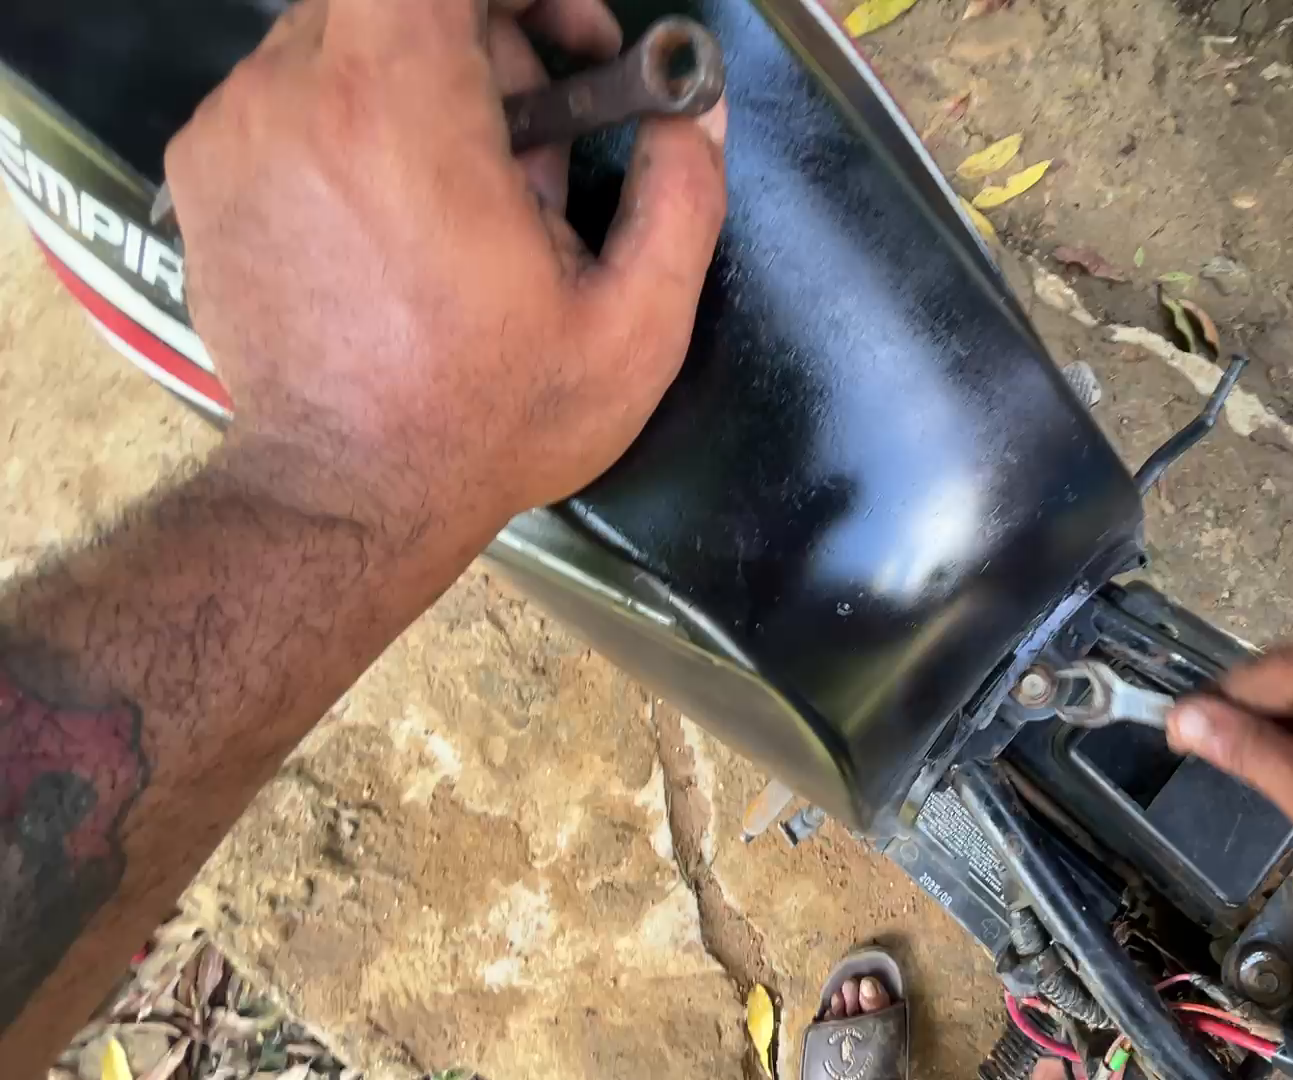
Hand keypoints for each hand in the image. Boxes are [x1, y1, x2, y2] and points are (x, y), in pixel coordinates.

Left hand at [163, 0, 726, 533]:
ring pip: (354, 45)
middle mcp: (296, 93)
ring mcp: (236, 127)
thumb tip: (696, 112)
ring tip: (490, 210)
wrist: (360, 494)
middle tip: (553, 149)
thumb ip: (682, 203)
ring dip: (439, 95)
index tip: (579, 46)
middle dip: (496, 47)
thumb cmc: (510, 415)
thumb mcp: (639, 328)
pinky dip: (377, 129)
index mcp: (406, 117)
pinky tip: (420, 229)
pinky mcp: (211, 169)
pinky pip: (307, 97)